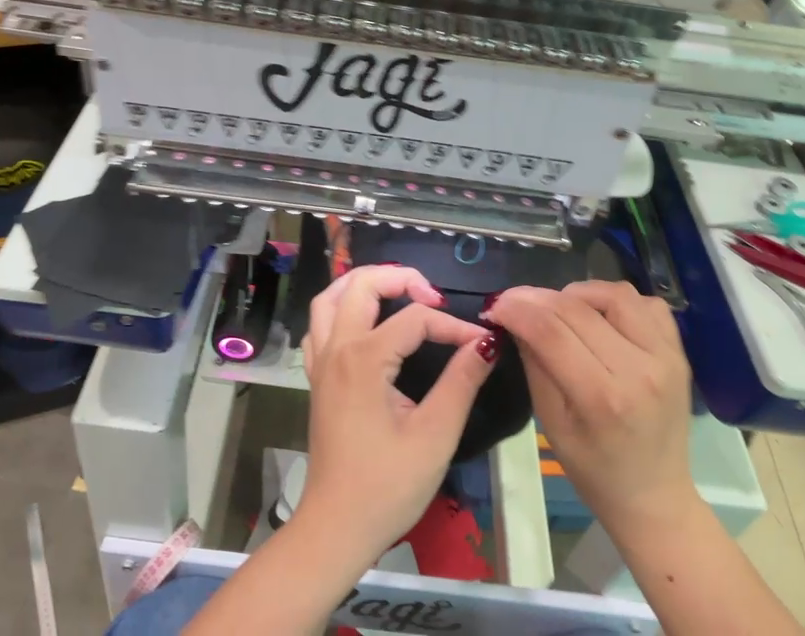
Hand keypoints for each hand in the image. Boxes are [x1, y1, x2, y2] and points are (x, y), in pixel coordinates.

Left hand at [298, 264, 496, 557]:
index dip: (452, 327)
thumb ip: (461, 382)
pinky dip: (340, 310)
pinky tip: (366, 324)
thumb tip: (487, 342)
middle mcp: (336, 350)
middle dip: (400, 277)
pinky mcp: (317, 379)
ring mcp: (320, 363)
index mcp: (364, 359)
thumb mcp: (435, 435)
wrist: (338, 526)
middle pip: (359, 285)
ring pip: (329, 298)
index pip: (414, 319)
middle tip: (434, 297)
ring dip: (362, 284)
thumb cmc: (388, 485)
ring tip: (399, 293)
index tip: (481, 346)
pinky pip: (319, 326)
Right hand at [486, 280, 696, 533]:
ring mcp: (666, 357)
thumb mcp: (552, 425)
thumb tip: (514, 320)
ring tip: (561, 309)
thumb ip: (535, 366)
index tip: (495, 305)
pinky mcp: (679, 353)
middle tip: (515, 301)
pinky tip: (601, 318)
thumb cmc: (594, 471)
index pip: (551, 332)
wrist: (654, 496)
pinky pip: (648, 304)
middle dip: (537, 298)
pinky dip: (618, 302)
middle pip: (578, 308)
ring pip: (616, 294)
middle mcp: (639, 369)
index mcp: (602, 398)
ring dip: (579, 293)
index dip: (517, 310)